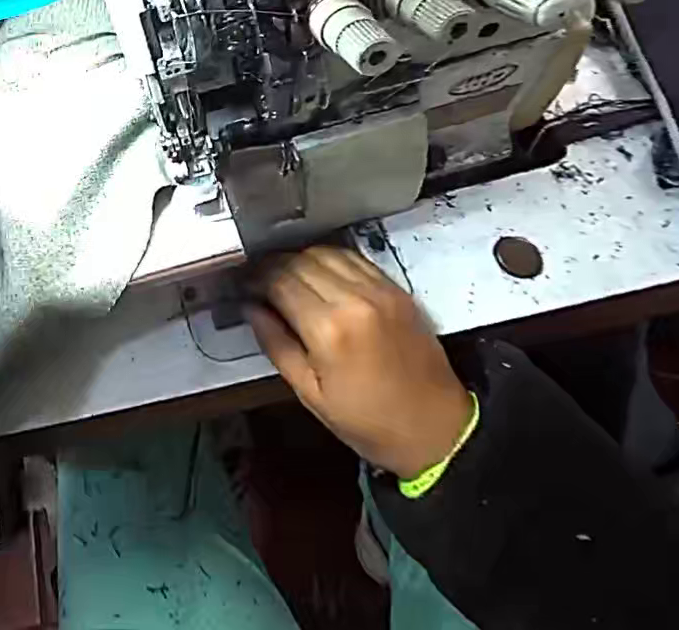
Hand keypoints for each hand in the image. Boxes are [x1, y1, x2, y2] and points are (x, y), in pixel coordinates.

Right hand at [248, 246, 472, 478]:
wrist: (434, 427)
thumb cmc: (367, 421)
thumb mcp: (310, 394)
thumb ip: (276, 344)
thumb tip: (250, 308)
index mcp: (328, 329)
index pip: (280, 281)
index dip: (256, 278)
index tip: (244, 285)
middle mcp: (353, 298)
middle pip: (300, 260)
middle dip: (274, 265)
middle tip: (260, 279)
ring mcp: (378, 288)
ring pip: (326, 251)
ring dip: (300, 258)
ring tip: (286, 274)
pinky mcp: (395, 286)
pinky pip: (354, 257)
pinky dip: (330, 258)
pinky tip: (320, 273)